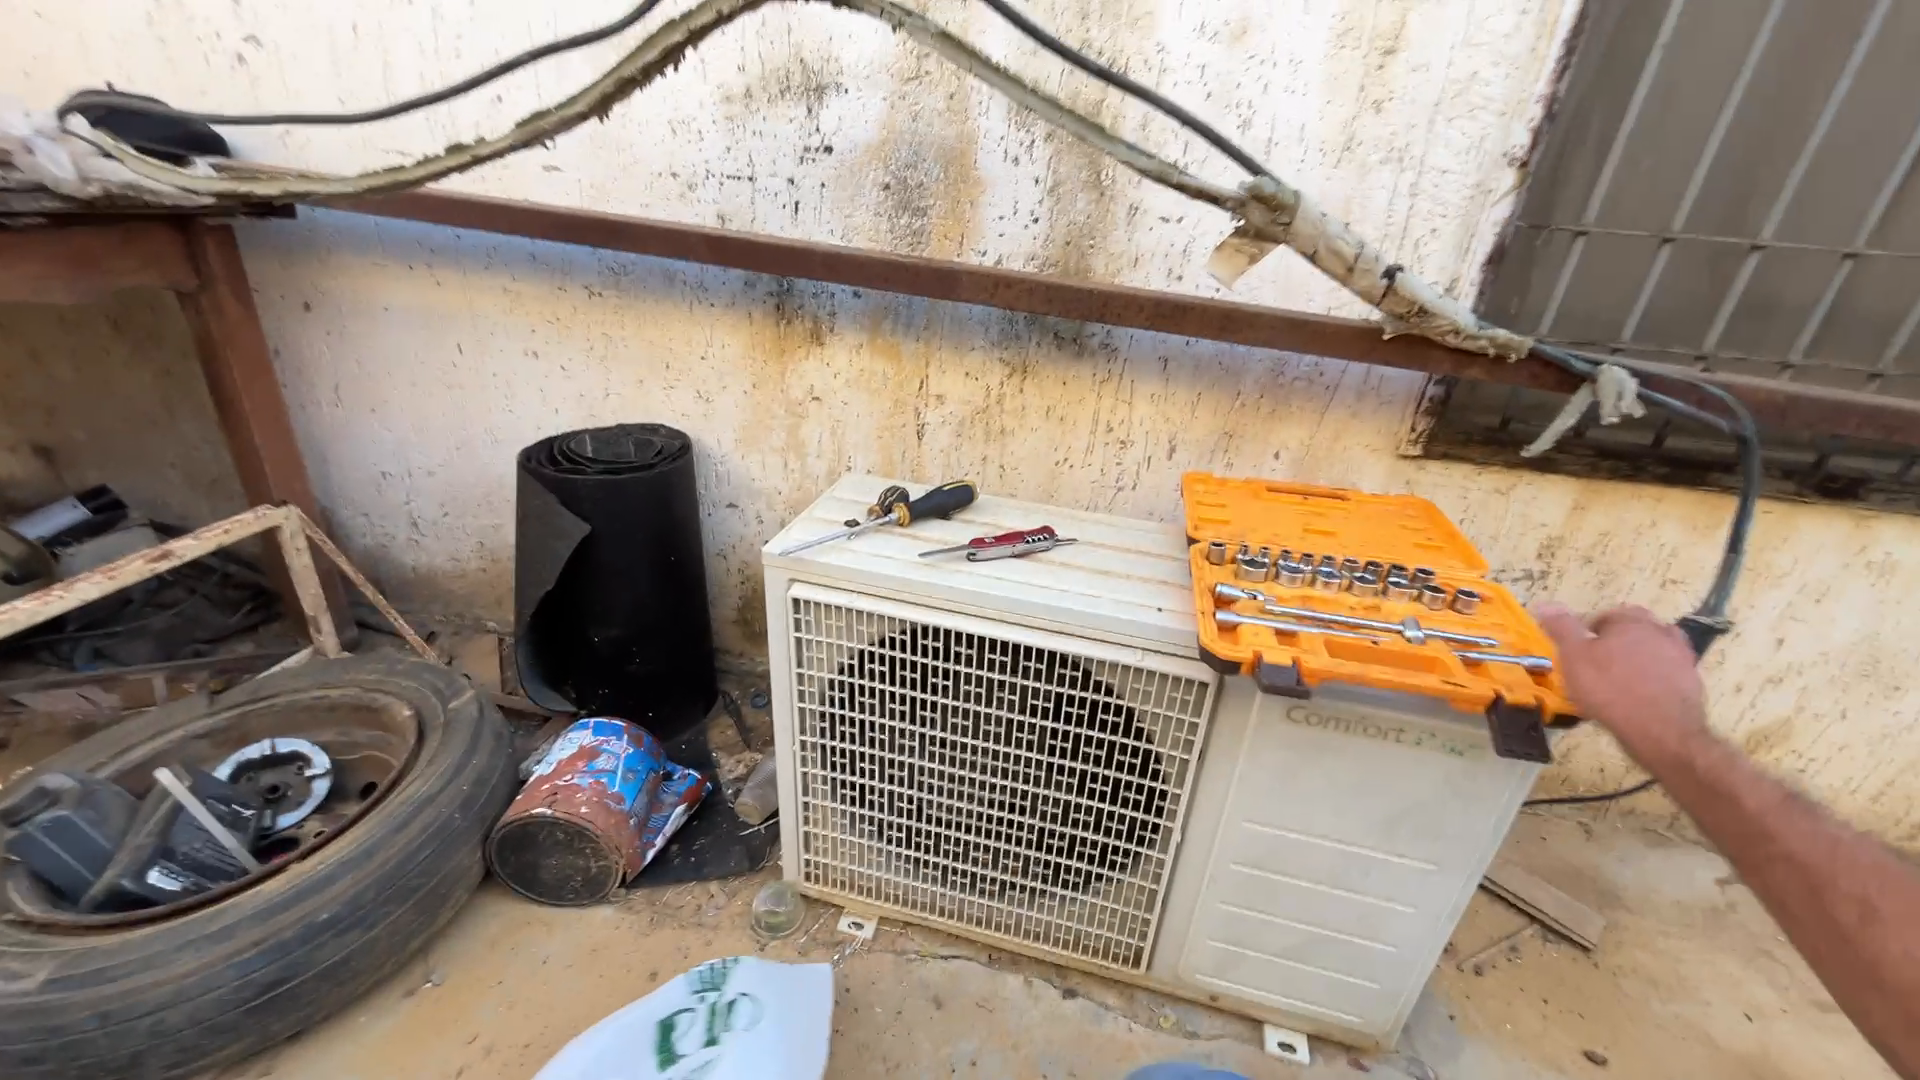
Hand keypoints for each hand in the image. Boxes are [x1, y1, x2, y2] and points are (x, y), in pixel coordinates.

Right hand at [1535, 603, 1708, 764]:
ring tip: (1619, 674)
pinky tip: (1639, 692)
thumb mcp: (1573, 656)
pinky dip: (1654, 675)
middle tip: (1598, 658)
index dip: (1589, 628)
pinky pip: (1667, 670)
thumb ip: (1562, 628)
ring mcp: (1681, 658)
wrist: (1660, 729)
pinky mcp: (1692, 682)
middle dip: (1618, 638)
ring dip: (1639, 655)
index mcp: (1632, 622)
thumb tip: (1547, 604)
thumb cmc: (1609, 688)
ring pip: (1655, 648)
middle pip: (1637, 627)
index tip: (1578, 647)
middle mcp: (1661, 633)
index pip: (1608, 614)